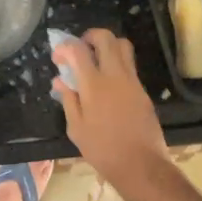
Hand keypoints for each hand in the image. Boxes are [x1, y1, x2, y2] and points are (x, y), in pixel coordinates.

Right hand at [51, 29, 168, 185]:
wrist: (141, 165)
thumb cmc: (102, 150)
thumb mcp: (76, 128)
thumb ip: (68, 100)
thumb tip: (60, 80)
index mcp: (94, 84)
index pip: (78, 50)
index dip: (65, 47)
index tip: (58, 56)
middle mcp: (115, 75)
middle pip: (106, 38)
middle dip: (90, 36)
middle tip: (80, 48)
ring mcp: (132, 81)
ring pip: (123, 46)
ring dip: (108, 45)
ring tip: (97, 59)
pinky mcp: (143, 90)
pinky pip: (130, 65)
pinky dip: (118, 62)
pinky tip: (108, 81)